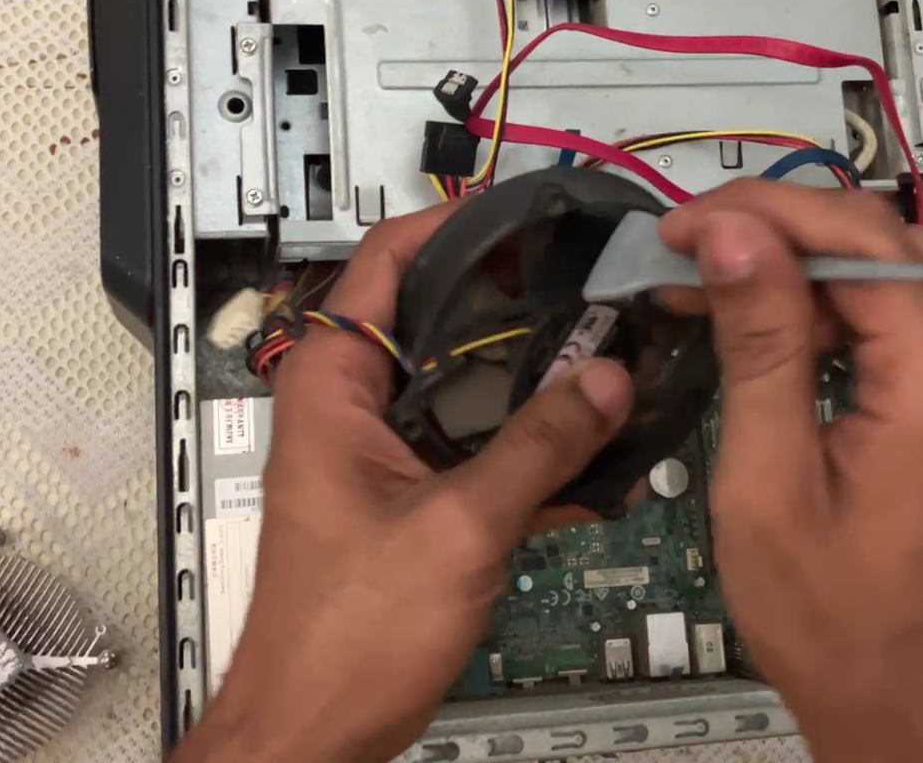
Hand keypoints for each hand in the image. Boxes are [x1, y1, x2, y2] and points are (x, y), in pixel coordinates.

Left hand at [177, 203, 637, 762]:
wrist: (313, 735)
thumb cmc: (350, 633)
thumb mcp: (457, 528)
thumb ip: (538, 447)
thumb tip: (609, 377)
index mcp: (335, 379)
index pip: (387, 256)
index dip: (453, 222)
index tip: (526, 213)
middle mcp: (354, 394)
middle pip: (435, 307)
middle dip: (510, 290)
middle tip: (586, 277)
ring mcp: (383, 437)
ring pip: (462, 369)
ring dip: (525, 361)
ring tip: (600, 340)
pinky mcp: (410, 479)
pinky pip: (472, 428)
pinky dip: (521, 427)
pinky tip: (587, 438)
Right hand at [657, 181, 922, 762]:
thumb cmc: (828, 621)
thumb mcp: (767, 482)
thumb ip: (757, 343)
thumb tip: (729, 231)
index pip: (855, 241)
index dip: (759, 215)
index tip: (679, 228)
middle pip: (889, 243)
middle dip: (780, 230)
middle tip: (692, 253)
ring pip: (910, 269)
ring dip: (813, 264)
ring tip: (729, 291)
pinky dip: (854, 306)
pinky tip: (794, 333)